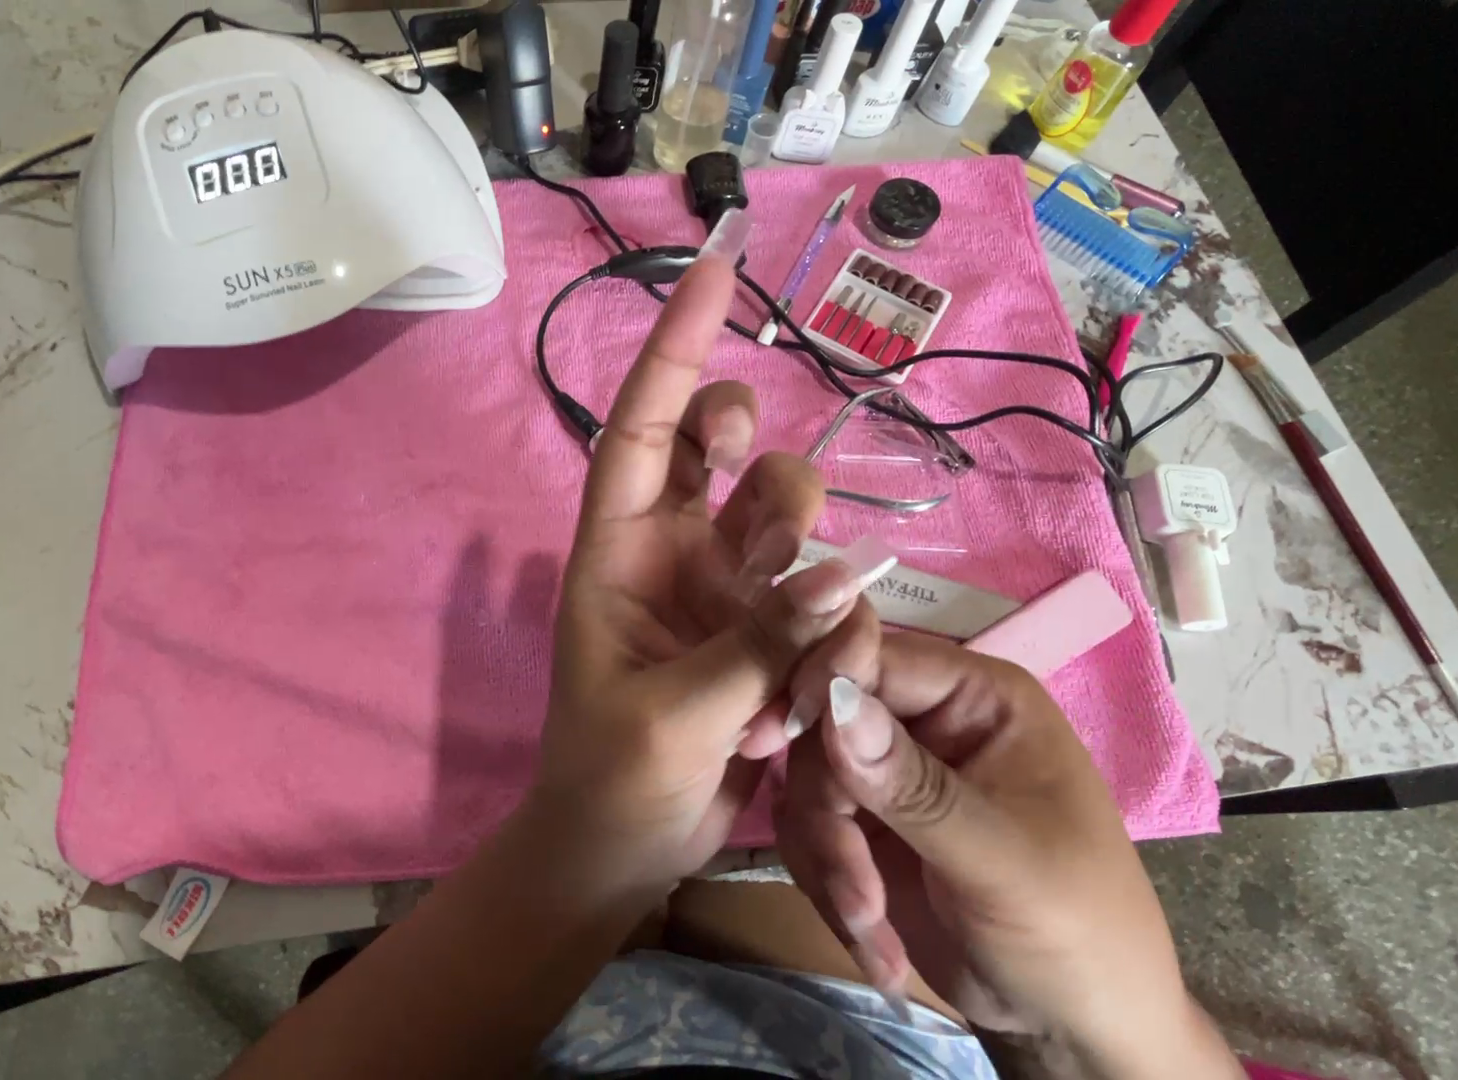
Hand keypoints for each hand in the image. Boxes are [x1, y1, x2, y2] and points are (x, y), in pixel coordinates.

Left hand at [527, 210, 891, 892]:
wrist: (623, 850)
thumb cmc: (613, 778)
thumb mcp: (670, 714)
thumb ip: (752, 644)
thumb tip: (843, 572)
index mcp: (618, 550)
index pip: (642, 427)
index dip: (676, 350)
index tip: (717, 270)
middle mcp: (676, 554)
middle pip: (733, 462)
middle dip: (767, 476)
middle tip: (777, 535)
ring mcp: (728, 594)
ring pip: (789, 528)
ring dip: (805, 575)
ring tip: (785, 677)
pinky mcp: (768, 637)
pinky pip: (819, 599)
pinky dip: (825, 638)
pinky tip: (794, 708)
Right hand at [774, 633, 1240, 1074]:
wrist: (1072, 1029)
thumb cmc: (1078, 933)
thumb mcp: (1002, 860)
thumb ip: (913, 783)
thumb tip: (831, 700)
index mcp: (974, 696)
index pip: (869, 654)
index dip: (813, 685)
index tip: (766, 738)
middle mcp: (922, 720)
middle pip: (820, 722)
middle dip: (827, 813)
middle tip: (856, 894)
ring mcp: (884, 772)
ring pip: (803, 780)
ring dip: (829, 861)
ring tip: (873, 930)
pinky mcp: (859, 821)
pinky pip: (804, 827)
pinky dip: (827, 884)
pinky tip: (874, 939)